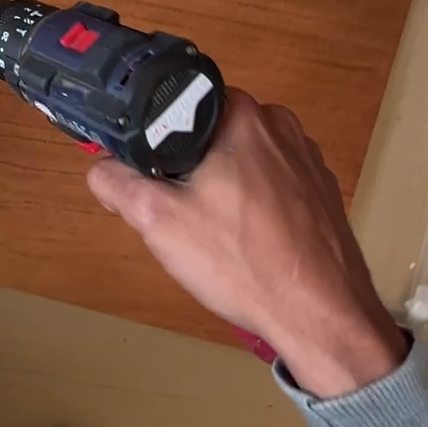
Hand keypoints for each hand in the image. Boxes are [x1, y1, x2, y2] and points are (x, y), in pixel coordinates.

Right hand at [86, 88, 406, 397]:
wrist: (326, 324)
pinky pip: (266, 176)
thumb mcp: (154, 218)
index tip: (142, 168)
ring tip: (208, 220)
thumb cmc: (241, 260)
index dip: (147, 133)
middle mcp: (278, 123)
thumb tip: (101, 167)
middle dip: (180, 159)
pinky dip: (248, 195)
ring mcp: (307, 156)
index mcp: (239, 113)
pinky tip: (243, 232)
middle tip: (172, 201)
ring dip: (215, 176)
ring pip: (234, 152)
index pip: (172, 102)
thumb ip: (113, 180)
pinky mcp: (323, 189)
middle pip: (202, 128)